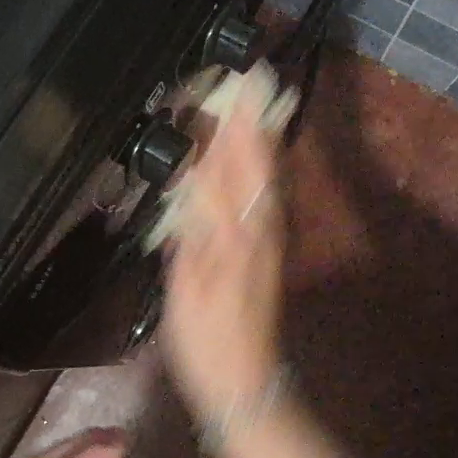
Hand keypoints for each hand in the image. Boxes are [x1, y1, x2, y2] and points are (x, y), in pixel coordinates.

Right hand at [159, 82, 285, 421]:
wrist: (242, 380)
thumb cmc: (208, 334)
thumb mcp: (192, 280)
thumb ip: (198, 224)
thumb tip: (201, 170)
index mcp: (241, 225)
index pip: (242, 158)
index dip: (242, 117)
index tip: (242, 78)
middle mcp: (260, 222)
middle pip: (259, 158)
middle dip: (253, 117)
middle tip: (248, 78)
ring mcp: (265, 234)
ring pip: (264, 173)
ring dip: (258, 135)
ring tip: (252, 102)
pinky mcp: (264, 247)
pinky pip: (263, 191)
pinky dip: (258, 164)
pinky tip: (250, 157)